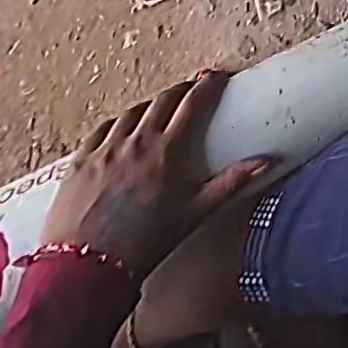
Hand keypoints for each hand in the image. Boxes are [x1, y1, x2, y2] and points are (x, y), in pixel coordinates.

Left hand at [43, 72, 271, 275]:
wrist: (86, 272)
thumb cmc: (145, 245)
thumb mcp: (194, 214)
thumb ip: (230, 184)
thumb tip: (266, 162)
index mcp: (167, 151)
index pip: (192, 103)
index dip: (207, 85)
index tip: (217, 76)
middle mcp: (137, 141)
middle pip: (163, 100)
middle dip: (181, 90)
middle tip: (191, 89)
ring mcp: (106, 148)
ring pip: (132, 111)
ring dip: (150, 106)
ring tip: (158, 110)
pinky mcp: (81, 160)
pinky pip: (102, 129)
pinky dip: (117, 124)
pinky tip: (122, 129)